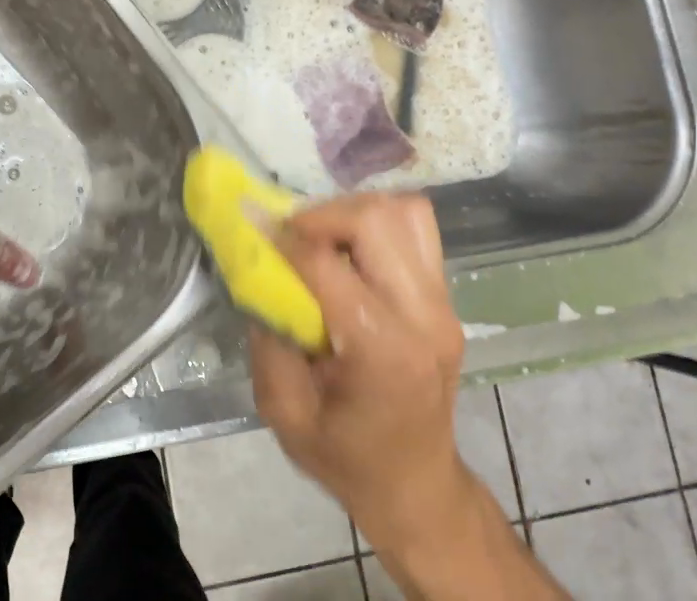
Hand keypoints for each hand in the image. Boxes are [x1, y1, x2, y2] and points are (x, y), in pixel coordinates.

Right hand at [248, 193, 469, 549]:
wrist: (415, 485)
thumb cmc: (344, 457)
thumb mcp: (283, 410)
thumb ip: (267, 337)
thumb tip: (256, 270)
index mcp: (383, 351)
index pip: (329, 263)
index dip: (283, 238)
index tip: (250, 227)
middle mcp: (423, 318)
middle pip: (377, 220)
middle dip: (321, 216)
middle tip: (289, 238)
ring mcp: (444, 305)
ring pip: (405, 212)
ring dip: (351, 214)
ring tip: (320, 240)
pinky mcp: (446, 298)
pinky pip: (415, 231)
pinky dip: (375, 225)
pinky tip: (346, 252)